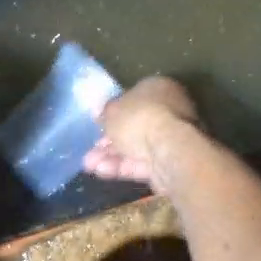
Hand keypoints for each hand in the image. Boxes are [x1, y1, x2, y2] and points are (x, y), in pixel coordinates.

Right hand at [83, 77, 201, 191]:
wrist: (168, 149)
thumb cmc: (139, 118)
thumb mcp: (112, 110)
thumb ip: (105, 112)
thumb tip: (102, 114)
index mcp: (158, 88)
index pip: (133, 99)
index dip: (113, 113)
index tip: (97, 125)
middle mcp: (168, 110)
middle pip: (133, 127)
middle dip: (108, 141)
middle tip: (90, 151)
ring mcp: (171, 138)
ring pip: (135, 148)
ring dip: (110, 157)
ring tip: (89, 166)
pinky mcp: (169, 162)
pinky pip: (142, 163)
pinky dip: (122, 167)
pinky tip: (102, 172)